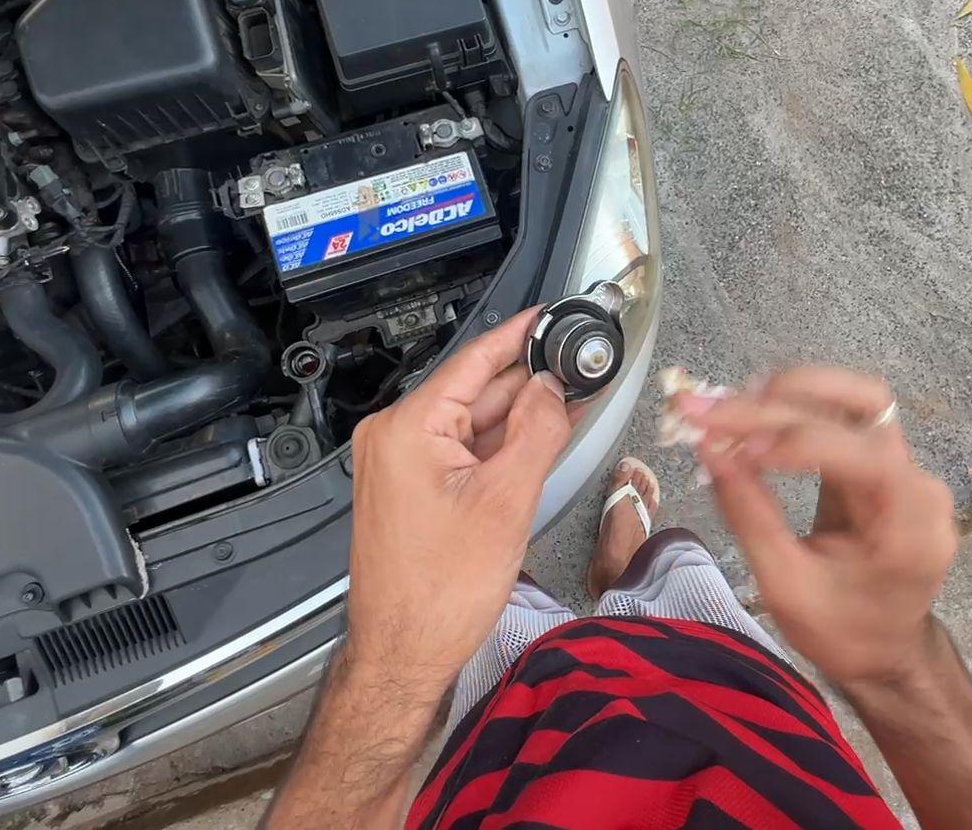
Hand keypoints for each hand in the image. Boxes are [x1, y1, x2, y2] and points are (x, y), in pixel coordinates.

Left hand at [344, 309, 573, 693]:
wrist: (403, 655)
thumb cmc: (437, 594)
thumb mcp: (506, 501)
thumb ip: (537, 432)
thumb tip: (552, 388)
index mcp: (408, 428)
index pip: (474, 360)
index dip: (519, 335)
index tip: (548, 316)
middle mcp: (396, 436)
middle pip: (477, 390)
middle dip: (529, 383)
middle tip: (575, 371)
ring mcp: (403, 461)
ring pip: (474, 421)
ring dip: (519, 416)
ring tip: (567, 405)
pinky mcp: (413, 483)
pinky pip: (465, 448)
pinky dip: (501, 444)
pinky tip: (536, 438)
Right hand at [676, 367, 957, 691]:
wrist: (885, 651)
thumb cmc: (842, 630)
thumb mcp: (786, 586)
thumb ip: (750, 514)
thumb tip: (707, 448)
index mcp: (911, 525)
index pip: (863, 454)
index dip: (798, 440)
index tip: (735, 448)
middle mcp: (918, 481)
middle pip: (856, 410)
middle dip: (774, 406)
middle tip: (707, 410)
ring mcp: (905, 464)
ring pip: (853, 397)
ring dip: (789, 390)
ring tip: (731, 401)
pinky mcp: (881, 457)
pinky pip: (841, 413)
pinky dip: (794, 404)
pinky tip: (753, 409)